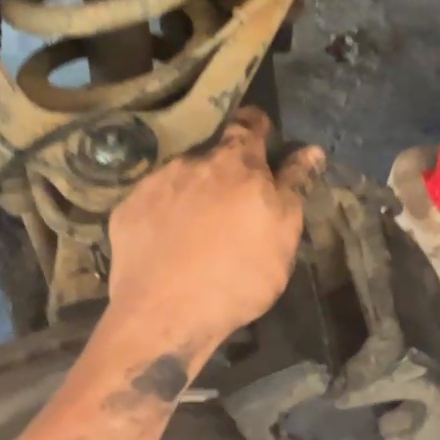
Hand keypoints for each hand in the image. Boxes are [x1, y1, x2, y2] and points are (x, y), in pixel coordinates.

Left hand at [105, 107, 323, 348]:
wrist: (163, 315)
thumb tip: (311, 149)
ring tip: (197, 230)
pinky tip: (168, 244)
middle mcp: (194, 161)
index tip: (261, 134)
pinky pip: (154, 203)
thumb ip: (294, 186)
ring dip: (194, 193)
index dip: (257, 126)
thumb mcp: (283, 234)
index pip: (248, 124)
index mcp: (237, 162)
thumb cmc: (237, 275)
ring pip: (183, 179)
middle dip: (225, 172)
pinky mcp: (128, 209)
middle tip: (233, 204)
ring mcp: (156, 183)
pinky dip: (164, 215)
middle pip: (215, 156)